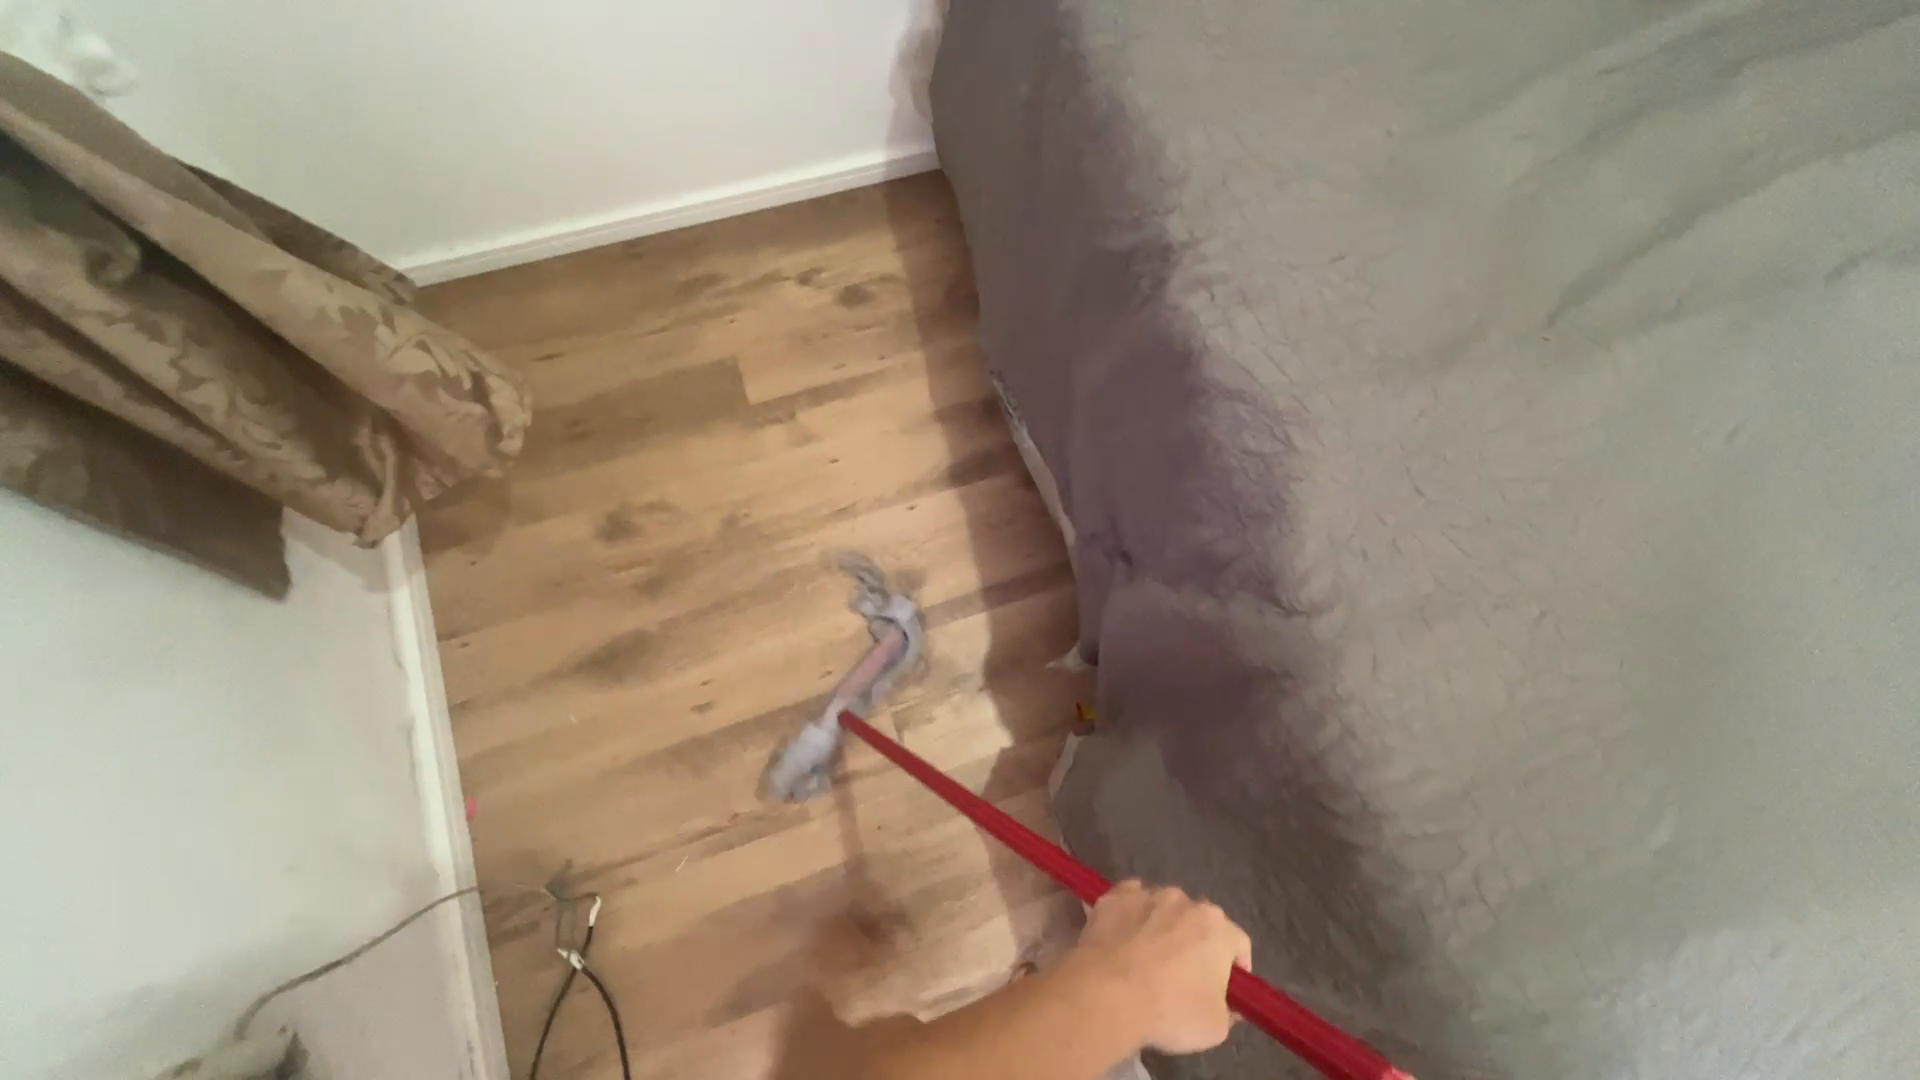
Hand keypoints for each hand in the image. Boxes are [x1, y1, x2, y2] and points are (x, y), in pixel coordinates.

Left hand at [1060, 880, 1251, 1055]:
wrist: (1107, 993)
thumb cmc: (1170, 1010)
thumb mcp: (1216, 1027)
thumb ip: (1228, 1008)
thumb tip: (1226, 1003)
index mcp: (1216, 927)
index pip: (1237, 943)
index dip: (1236, 967)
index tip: (1227, 989)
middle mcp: (1183, 900)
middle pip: (1198, 920)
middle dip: (1195, 943)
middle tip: (1184, 975)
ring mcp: (1145, 893)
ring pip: (1161, 908)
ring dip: (1160, 926)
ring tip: (1145, 957)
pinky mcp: (1112, 896)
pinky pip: (1128, 901)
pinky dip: (1129, 915)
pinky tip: (1121, 937)